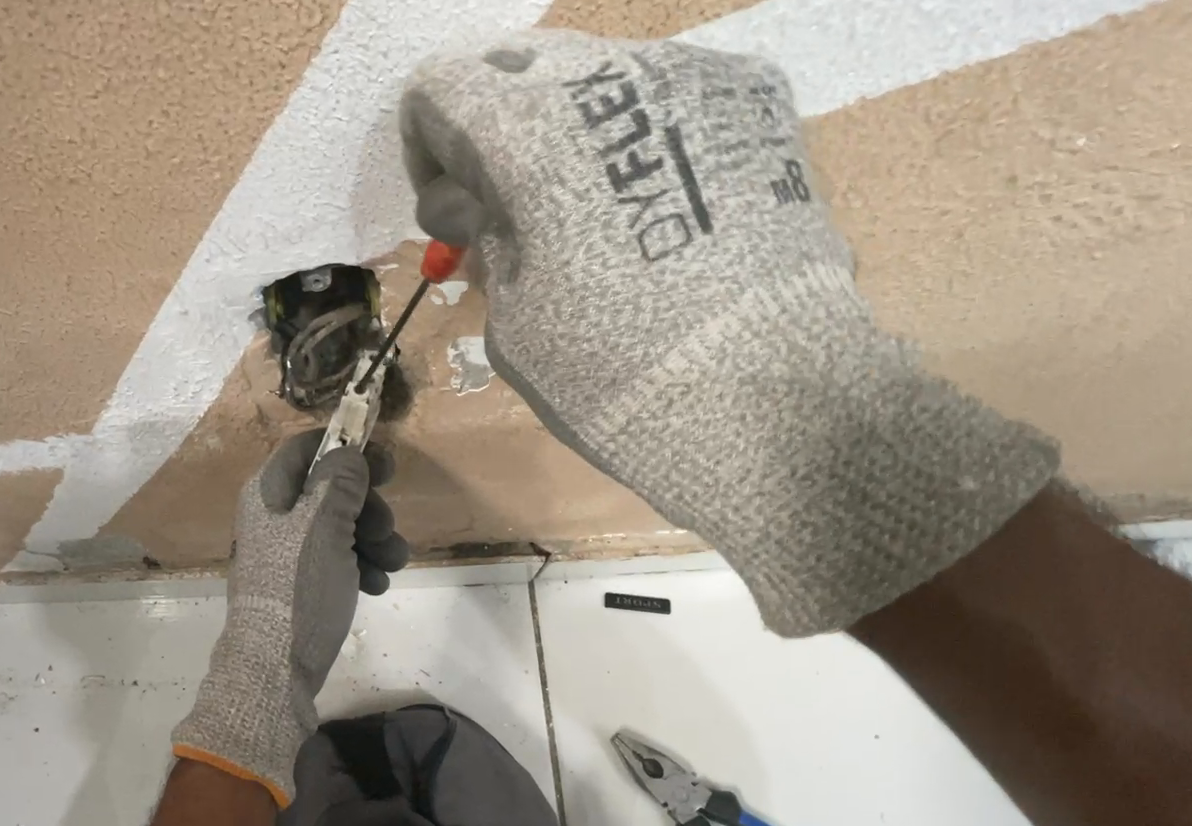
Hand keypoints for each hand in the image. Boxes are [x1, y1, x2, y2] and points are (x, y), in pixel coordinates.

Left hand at [171, 430, 408, 805]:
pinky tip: (376, 586)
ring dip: (373, 540)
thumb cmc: (297, 586)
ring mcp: (286, 551)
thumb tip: (348, 454)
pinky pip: (337, 559)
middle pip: (330, 488)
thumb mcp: (323, 525)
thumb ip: (339, 482)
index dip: (347, 448)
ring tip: (391, 564)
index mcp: (268, 492)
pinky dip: (360, 566)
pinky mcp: (300, 582)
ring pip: (340, 526)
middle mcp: (273, 516)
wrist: (274, 664)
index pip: (306, 448)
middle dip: (367, 506)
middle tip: (385, 528)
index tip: (385, 464)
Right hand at [401, 31, 1056, 635]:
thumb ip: (484, 238)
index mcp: (531, 133)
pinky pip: (663, 93)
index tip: (453, 212)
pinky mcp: (756, 99)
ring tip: (588, 214)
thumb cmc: (610, 374)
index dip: (425, 150)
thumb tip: (477, 203)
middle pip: (514, 62)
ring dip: (563, 131)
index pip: (439, 87)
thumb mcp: (510, 318)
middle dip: (489, 129)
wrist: (766, 398)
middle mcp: (611, 75)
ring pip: (592, 72)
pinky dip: (633, 137)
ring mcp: (694, 76)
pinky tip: (654, 208)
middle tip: (507, 208)